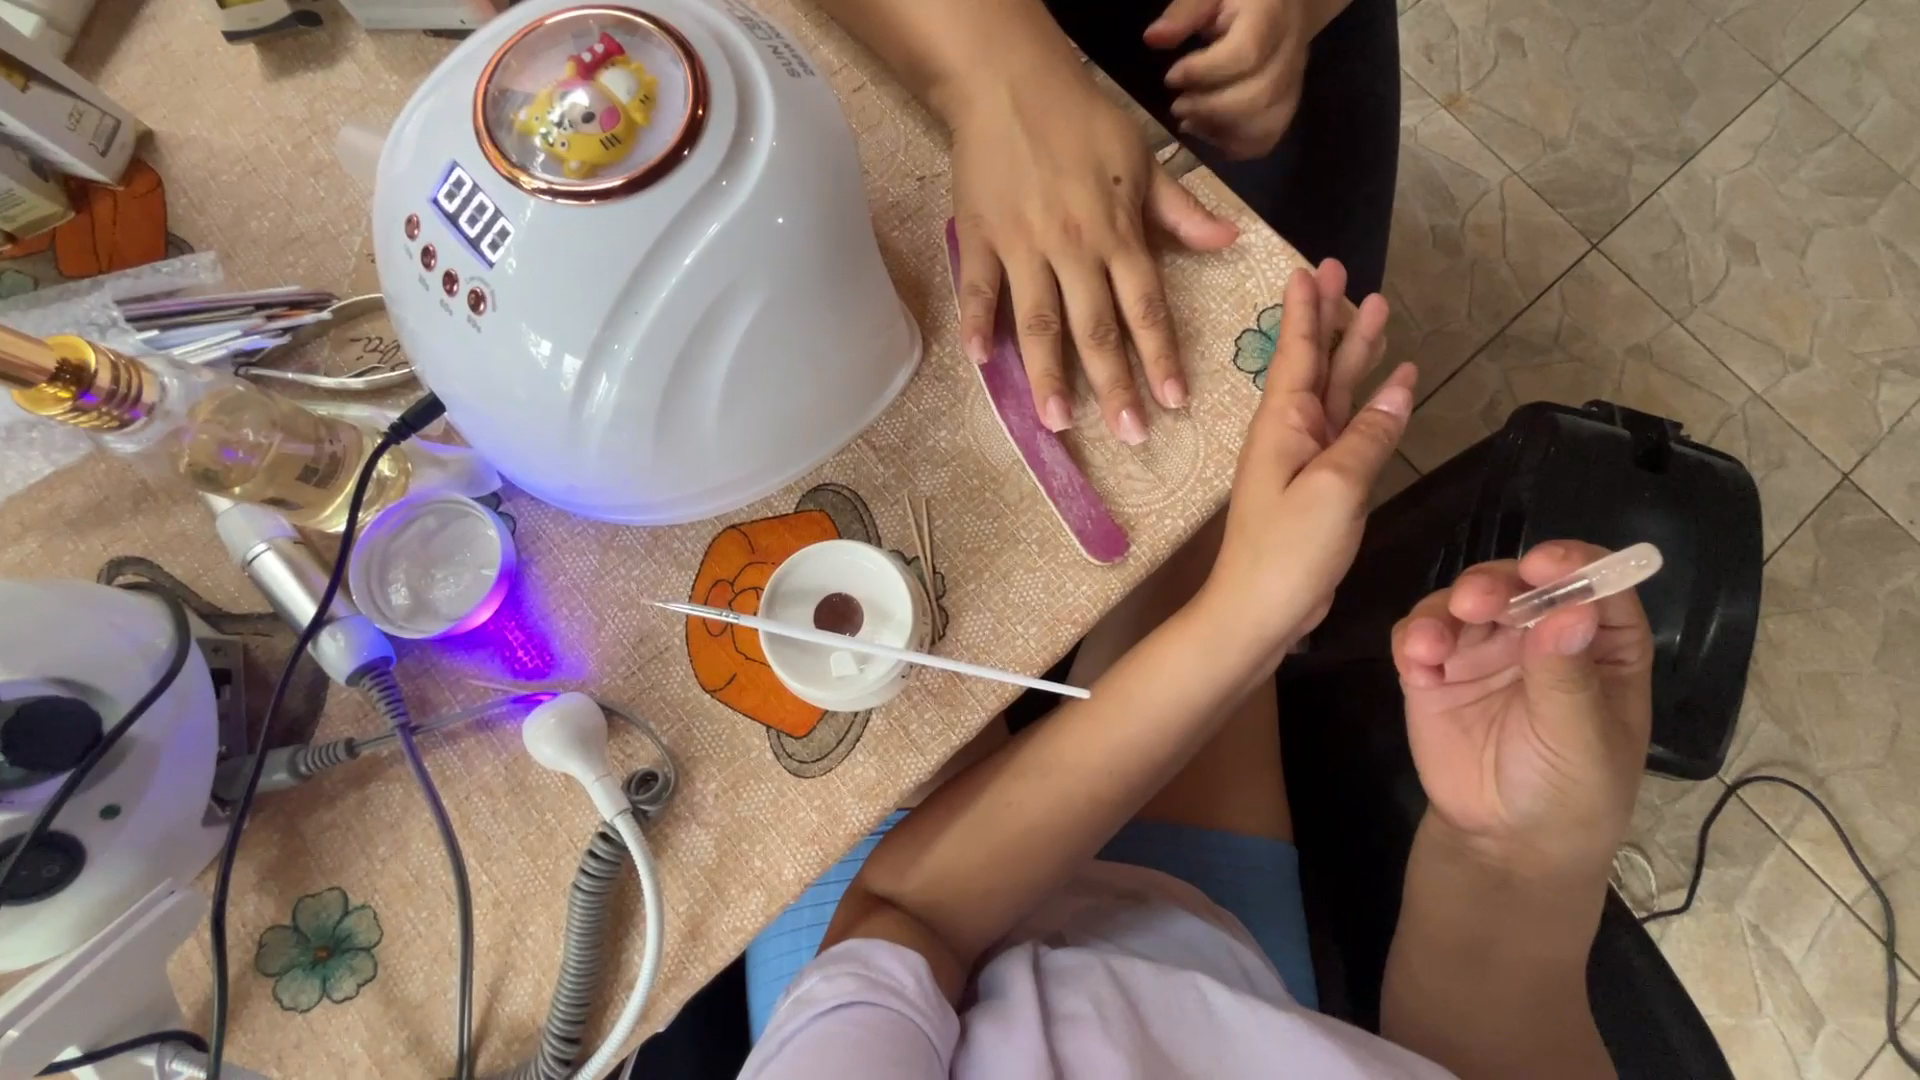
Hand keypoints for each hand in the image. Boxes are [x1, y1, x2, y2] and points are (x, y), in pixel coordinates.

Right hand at [947, 62, 1239, 443]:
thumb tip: (1228, 243)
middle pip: (1097, 329)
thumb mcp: (1141, 160)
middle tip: (1128, 434)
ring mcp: (1024, 247)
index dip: (1161, 357)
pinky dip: (979, 323)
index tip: (1174, 401)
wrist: (1011, 81)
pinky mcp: (982, 239)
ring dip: (1049, 374)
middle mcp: (1075, 248)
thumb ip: (1181, 209)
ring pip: (1041, 321)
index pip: (1146, 307)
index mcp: (1117, 233)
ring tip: (1058, 421)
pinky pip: (981, 288)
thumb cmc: (1082, 120)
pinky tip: (981, 362)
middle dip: (1115, 386)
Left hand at [1148, 0, 1334, 159]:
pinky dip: (1231, 145)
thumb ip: (1184, 13)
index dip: (1203, 72)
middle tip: (1178, 105)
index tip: (1172, 76)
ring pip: (1264, 125)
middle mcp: (1291, 51)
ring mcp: (1293, 83)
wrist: (1281, 6)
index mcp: (1271, 14)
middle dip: (1208, 108)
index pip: (1246, 53)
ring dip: (1218, 131)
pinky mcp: (1286, 108)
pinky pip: (1263, 140)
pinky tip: (1208, 131)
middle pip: (1258, 95)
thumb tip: (1153, 38)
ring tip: (1189, 120)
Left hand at [1199, 262, 1410, 656]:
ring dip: (1355, 353)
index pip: (1297, 352)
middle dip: (1331, 318)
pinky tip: (1394, 384)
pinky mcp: (1321, 484)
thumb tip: (1397, 390)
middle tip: (1343, 271)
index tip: (1310, 267)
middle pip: (1315, 362)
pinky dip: (1370, 404)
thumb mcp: (1334, 487)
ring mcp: (1306, 458)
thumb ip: (1366, 437)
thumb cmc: (1288, 548)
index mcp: (1283, 424)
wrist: (1261, 606)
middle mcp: (1290, 432)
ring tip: (1379, 309)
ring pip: (1335, 391)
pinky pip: (1349, 430)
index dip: (1306, 310)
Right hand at [1392, 543, 1654, 879]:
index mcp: (1597, 645)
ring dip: (1442, 611)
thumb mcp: (1582, 739)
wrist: (1504, 839)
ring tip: (1431, 645)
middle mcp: (1536, 636)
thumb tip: (1571, 610)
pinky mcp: (1431, 670)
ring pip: (1457, 604)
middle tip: (1475, 602)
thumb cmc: (1570, 791)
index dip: (1573, 567)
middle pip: (1515, 585)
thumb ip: (1568, 676)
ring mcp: (1479, 651)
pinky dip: (1412, 640)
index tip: (1545, 566)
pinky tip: (1417, 664)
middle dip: (1492, 585)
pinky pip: (1415, 638)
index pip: (1593, 588)